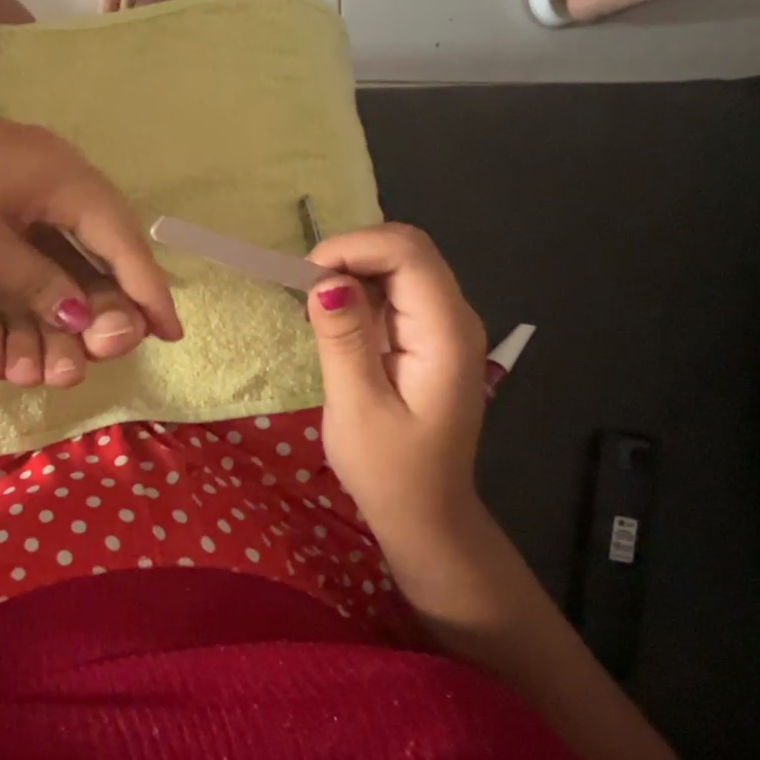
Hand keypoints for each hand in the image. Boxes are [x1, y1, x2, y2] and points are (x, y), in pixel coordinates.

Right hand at [304, 224, 485, 533]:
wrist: (424, 511)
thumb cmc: (388, 468)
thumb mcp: (356, 406)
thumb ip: (344, 339)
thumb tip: (325, 281)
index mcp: (445, 334)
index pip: (408, 254)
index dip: (353, 248)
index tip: (304, 280)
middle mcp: (455, 319)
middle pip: (409, 250)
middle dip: (352, 254)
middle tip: (304, 291)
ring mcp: (445, 327)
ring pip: (402, 266)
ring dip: (353, 271)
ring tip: (312, 308)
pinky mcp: (428, 339)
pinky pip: (397, 293)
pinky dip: (360, 292)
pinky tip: (334, 321)